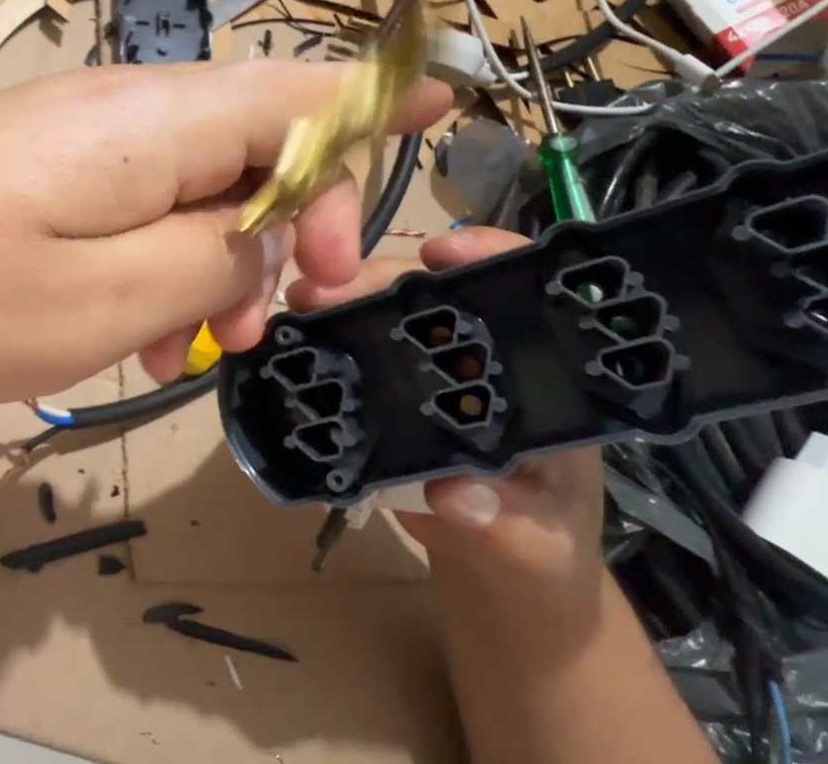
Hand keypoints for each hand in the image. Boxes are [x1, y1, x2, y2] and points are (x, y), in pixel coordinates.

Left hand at [0, 62, 449, 404]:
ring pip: (195, 187)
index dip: (381, 113)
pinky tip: (133, 338)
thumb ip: (212, 259)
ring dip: (216, 265)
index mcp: (155, 120)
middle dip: (288, 232)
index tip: (439, 145)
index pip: (302, 91)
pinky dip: (156, 266)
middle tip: (282, 321)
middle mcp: (124, 107)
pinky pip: (134, 206)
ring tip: (191, 354)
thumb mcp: (104, 303)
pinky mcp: (39, 170)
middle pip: (257, 141)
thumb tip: (265, 230)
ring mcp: (75, 137)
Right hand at [286, 227, 605, 595]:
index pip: (521, 294)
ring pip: (383, 319)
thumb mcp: (535, 544)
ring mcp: (428, 380)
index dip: (487, 257)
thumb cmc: (541, 555)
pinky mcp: (388, 402)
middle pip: (432, 295)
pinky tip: (285, 343)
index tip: (438, 250)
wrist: (497, 577)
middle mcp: (479, 364)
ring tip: (293, 307)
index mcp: (535, 380)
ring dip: (338, 304)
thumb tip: (455, 493)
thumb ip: (505, 523)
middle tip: (318, 289)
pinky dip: (319, 346)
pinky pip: (354, 361)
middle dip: (377, 279)